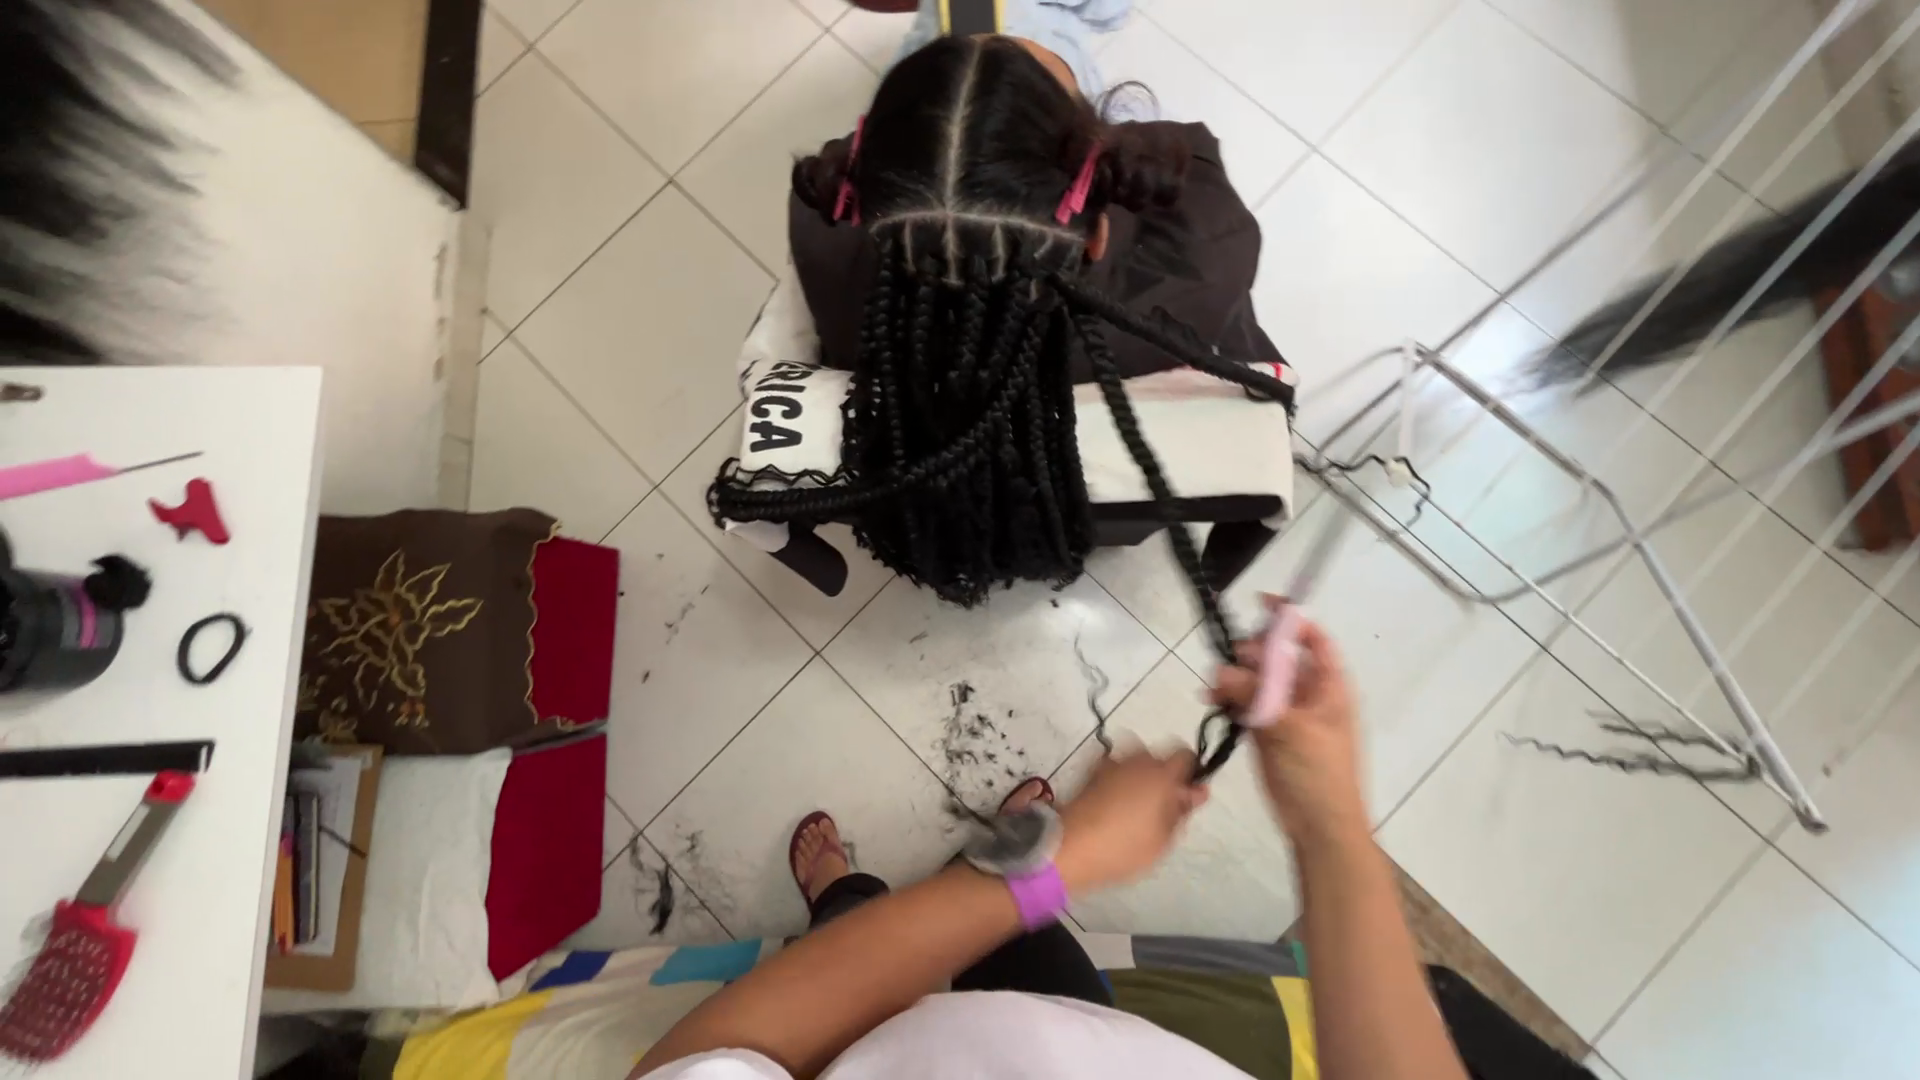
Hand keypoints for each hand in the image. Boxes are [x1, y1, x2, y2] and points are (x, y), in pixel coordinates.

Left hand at [1053, 744, 1208, 891]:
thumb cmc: (1124, 847)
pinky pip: (1116, 768)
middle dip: (1163, 776)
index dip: (1189, 772)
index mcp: (1160, 774)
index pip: (1184, 755)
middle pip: (1158, 757)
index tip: (1186, 794)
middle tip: (1160, 807)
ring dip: (1141, 776)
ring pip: (1135, 761)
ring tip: (1136, 806)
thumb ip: (1182, 810)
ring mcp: (1111, 763)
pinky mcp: (1092, 770)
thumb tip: (1199, 790)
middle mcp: (1136, 760)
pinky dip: (1120, 778)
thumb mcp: (1163, 838)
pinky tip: (1115, 804)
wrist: (1071, 846)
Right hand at [1210, 598, 1367, 846]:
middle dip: (1250, 653)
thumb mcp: (1290, 731)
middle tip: (1227, 662)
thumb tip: (1221, 671)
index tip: (1260, 602)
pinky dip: (1228, 698)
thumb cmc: (1319, 776)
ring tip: (1213, 688)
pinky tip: (1211, 700)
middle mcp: (1307, 693)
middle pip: (1277, 656)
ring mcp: (1285, 712)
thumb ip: (1256, 697)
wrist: (1319, 827)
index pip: (1312, 639)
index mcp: (1328, 687)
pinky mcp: (1267, 730)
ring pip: (1256, 679)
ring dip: (1234, 677)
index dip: (1290, 618)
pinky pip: (1245, 703)